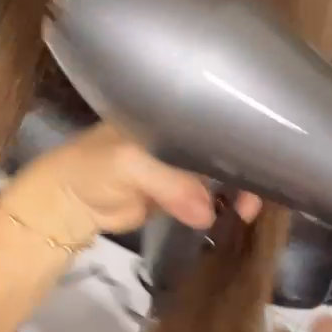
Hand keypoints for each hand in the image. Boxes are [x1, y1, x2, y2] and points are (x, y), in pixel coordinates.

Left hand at [0, 124, 261, 245]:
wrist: (69, 203)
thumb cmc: (94, 167)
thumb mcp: (131, 165)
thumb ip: (171, 185)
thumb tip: (209, 213)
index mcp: (171, 115)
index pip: (216, 116)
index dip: (242, 131)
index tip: (263, 154)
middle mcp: (182, 136)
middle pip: (226, 146)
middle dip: (247, 167)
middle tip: (256, 195)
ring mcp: (182, 166)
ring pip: (222, 174)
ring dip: (239, 190)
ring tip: (246, 211)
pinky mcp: (179, 194)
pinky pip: (210, 198)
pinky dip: (224, 206)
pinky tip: (235, 216)